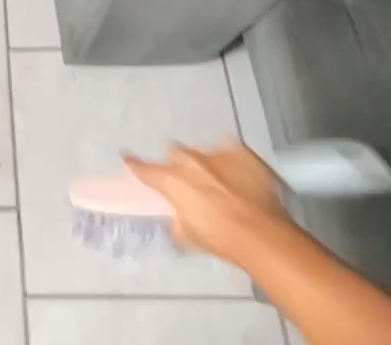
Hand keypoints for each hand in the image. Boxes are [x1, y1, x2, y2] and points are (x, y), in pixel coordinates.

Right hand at [124, 144, 293, 263]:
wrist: (263, 234)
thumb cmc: (220, 239)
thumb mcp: (189, 236)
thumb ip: (177, 218)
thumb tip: (178, 215)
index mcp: (172, 180)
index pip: (145, 169)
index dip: (135, 165)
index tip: (128, 159)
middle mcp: (189, 160)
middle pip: (176, 155)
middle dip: (180, 166)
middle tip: (191, 184)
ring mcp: (216, 152)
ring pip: (203, 153)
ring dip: (206, 165)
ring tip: (221, 184)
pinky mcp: (241, 151)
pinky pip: (229, 154)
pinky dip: (230, 165)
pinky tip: (240, 180)